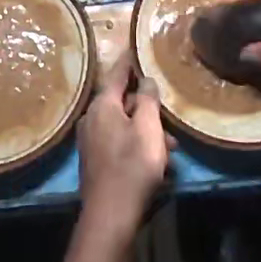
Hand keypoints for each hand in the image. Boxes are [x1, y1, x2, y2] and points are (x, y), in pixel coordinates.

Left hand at [76, 53, 170, 239]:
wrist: (110, 213)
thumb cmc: (133, 165)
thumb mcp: (148, 129)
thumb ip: (148, 100)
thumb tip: (145, 79)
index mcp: (101, 106)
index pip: (116, 74)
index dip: (128, 61)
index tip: (134, 48)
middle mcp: (91, 118)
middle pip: (121, 102)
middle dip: (146, 108)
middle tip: (168, 117)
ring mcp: (90, 140)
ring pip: (123, 125)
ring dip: (146, 131)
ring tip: (170, 150)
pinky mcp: (95, 160)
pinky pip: (119, 142)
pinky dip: (137, 145)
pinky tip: (156, 163)